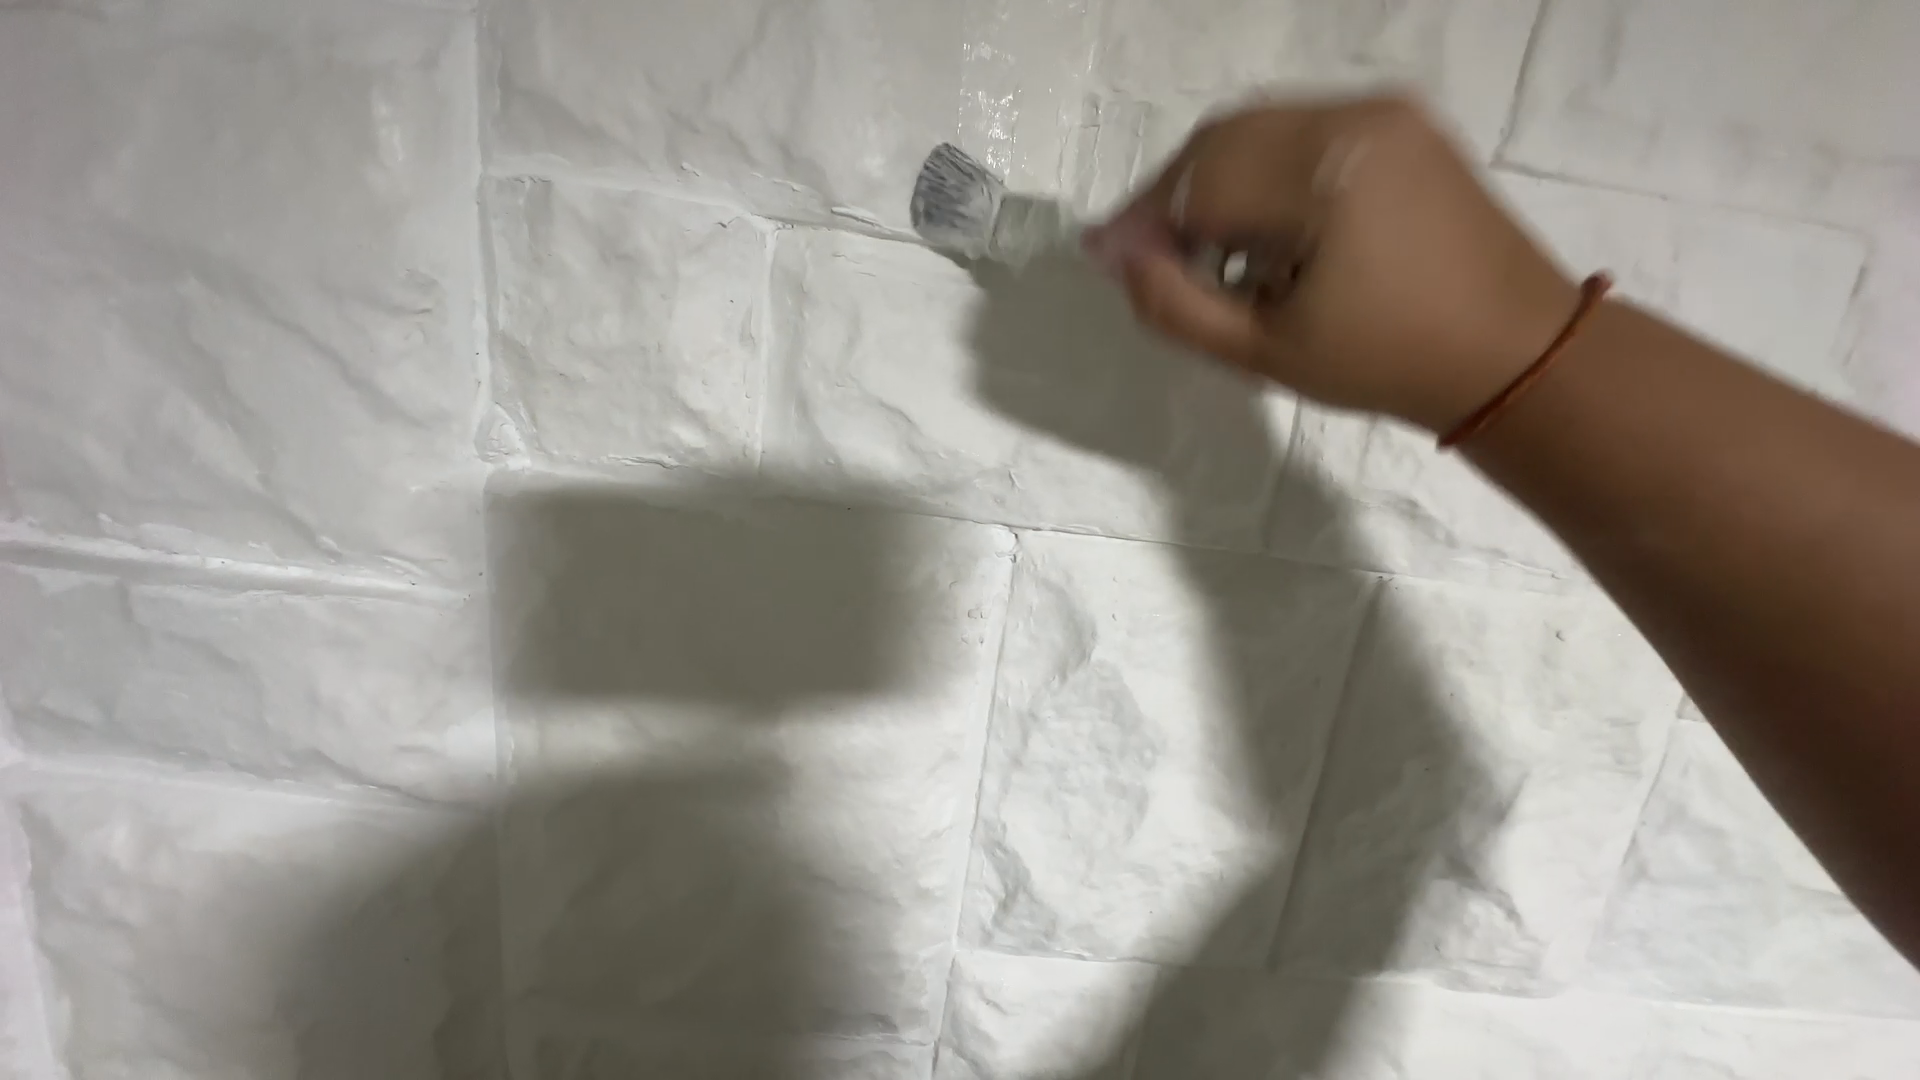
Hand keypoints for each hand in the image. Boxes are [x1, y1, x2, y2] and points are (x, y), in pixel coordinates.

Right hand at [1084, 93, 1578, 432]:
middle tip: (1143, 256)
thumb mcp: (1261, 353)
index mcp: (1325, 175)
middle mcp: (1353, 118)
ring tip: (1197, 250)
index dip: (1141, 221)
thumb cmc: (1382, 362)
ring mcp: (1382, 113)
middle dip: (1168, 197)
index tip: (1105, 258)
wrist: (1511, 350)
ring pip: (1255, 130)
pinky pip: (1297, 133)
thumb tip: (1117, 259)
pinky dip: (1254, 173)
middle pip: (1220, 140)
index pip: (1198, 181)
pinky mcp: (1399, 124)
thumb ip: (1176, 306)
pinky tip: (1253, 227)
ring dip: (1208, 183)